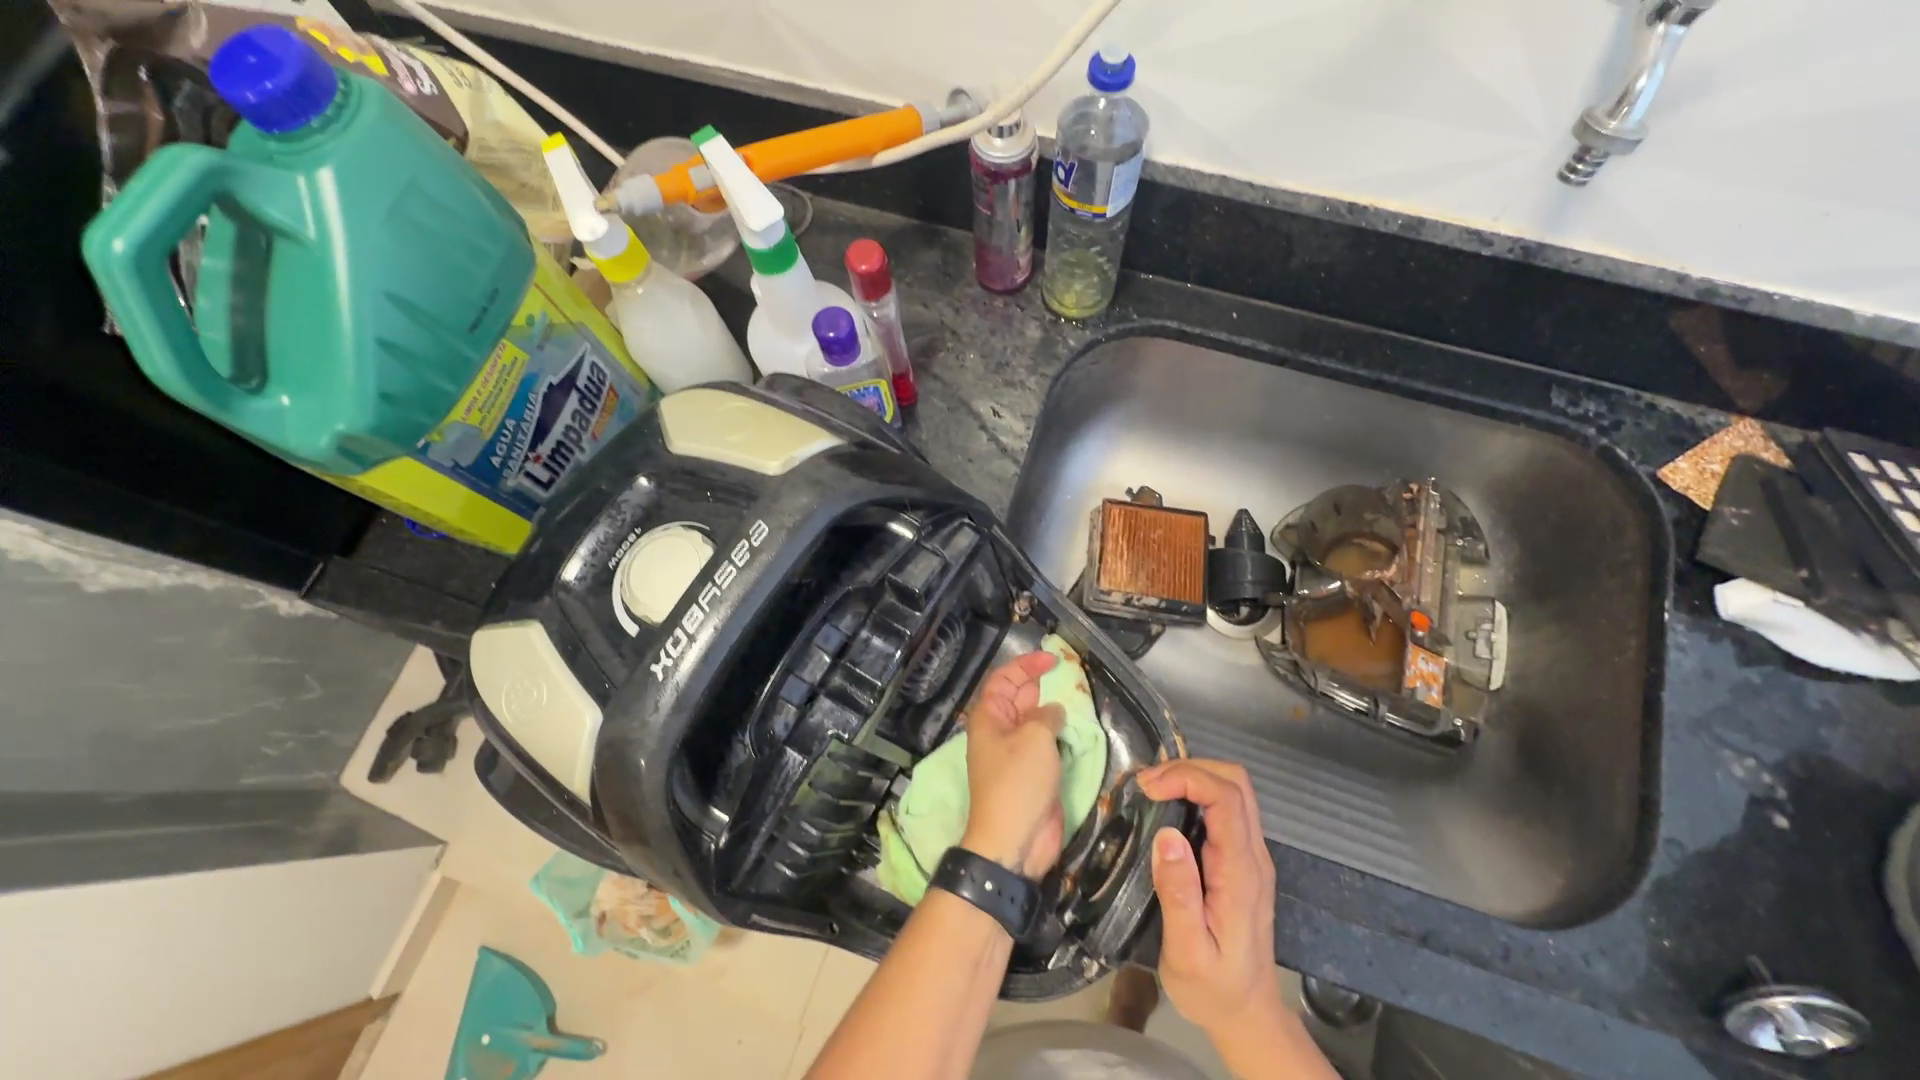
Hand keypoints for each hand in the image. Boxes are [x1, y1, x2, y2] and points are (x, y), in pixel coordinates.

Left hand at [960, 650, 1065, 878]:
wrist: (1014, 839)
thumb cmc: (1017, 783)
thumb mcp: (1034, 738)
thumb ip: (1046, 716)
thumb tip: (1053, 711)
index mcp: (988, 718)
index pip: (1003, 680)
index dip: (1025, 665)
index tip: (1052, 659)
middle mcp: (1000, 732)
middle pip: (1019, 697)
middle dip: (1041, 683)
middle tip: (1071, 674)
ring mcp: (1017, 754)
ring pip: (1036, 721)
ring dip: (1054, 709)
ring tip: (1079, 696)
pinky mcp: (1034, 774)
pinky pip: (1047, 744)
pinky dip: (1061, 734)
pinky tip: (1078, 727)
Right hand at [1136, 760, 1286, 1038]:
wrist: (1248, 1013)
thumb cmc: (1213, 988)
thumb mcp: (1187, 952)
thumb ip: (1178, 894)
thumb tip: (1166, 835)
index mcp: (1241, 873)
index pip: (1227, 799)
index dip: (1187, 777)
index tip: (1146, 787)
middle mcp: (1253, 855)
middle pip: (1236, 782)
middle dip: (1190, 768)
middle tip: (1145, 785)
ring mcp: (1251, 856)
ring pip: (1234, 790)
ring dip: (1193, 776)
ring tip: (1150, 790)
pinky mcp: (1241, 860)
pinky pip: (1226, 808)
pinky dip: (1196, 792)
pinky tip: (1166, 806)